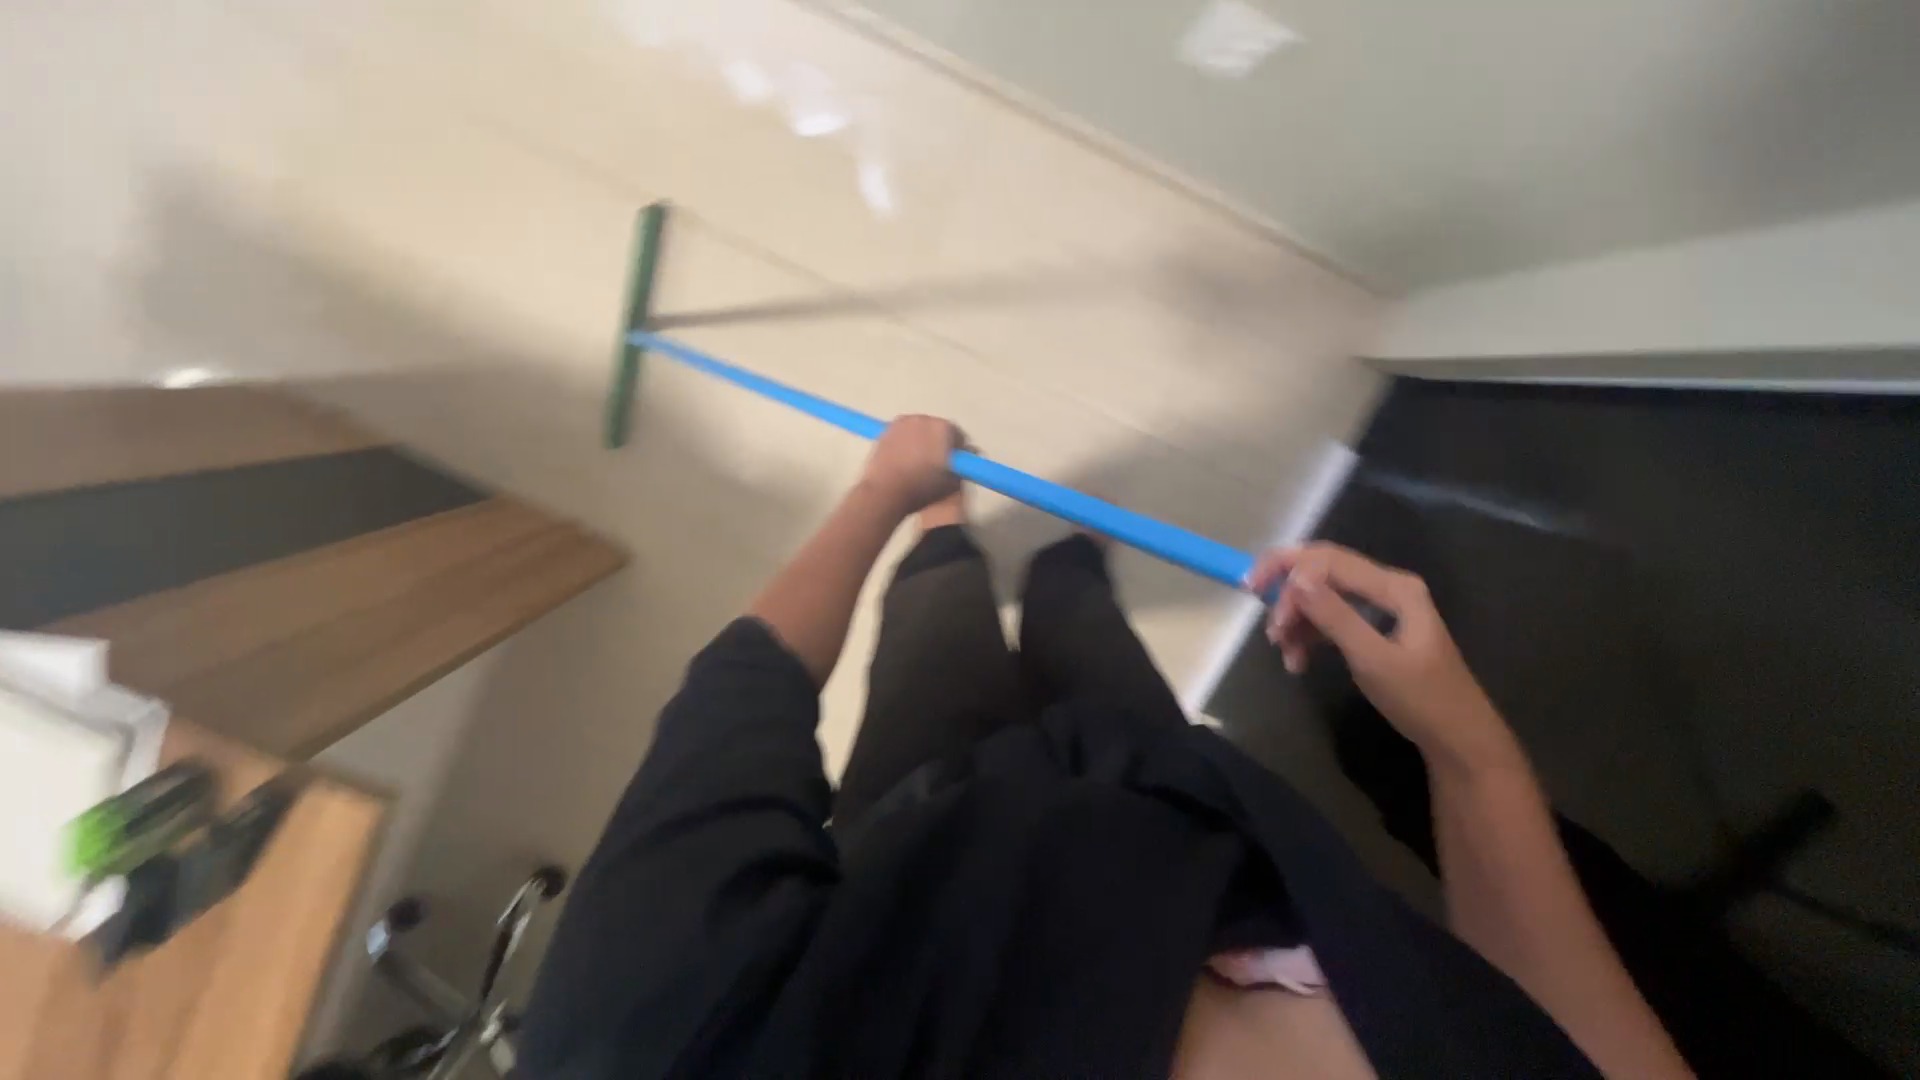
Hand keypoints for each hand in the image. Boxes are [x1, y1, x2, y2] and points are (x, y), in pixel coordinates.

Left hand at [860, 415, 963, 515]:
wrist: (886, 490)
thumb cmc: (923, 487)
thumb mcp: (953, 482)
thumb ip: (965, 467)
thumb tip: (967, 457)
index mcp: (944, 428)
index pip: (959, 436)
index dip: (958, 451)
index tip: (955, 464)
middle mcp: (924, 418)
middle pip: (938, 429)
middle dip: (939, 443)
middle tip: (936, 464)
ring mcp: (903, 422)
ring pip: (919, 430)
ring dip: (922, 441)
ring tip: (918, 462)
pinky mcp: (885, 429)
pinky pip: (903, 434)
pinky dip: (906, 442)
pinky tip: (903, 459)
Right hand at [1247, 543, 1519, 772]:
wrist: (1458, 739)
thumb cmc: (1422, 699)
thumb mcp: (1373, 659)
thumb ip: (1335, 616)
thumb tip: (1295, 579)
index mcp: (1394, 587)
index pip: (1328, 560)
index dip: (1286, 569)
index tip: (1253, 592)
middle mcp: (1386, 588)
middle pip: (1322, 571)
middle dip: (1286, 591)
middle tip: (1261, 614)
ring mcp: (1380, 608)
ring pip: (1321, 598)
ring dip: (1296, 620)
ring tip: (1283, 652)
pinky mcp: (1372, 629)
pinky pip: (1329, 619)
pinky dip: (1309, 635)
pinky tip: (1297, 661)